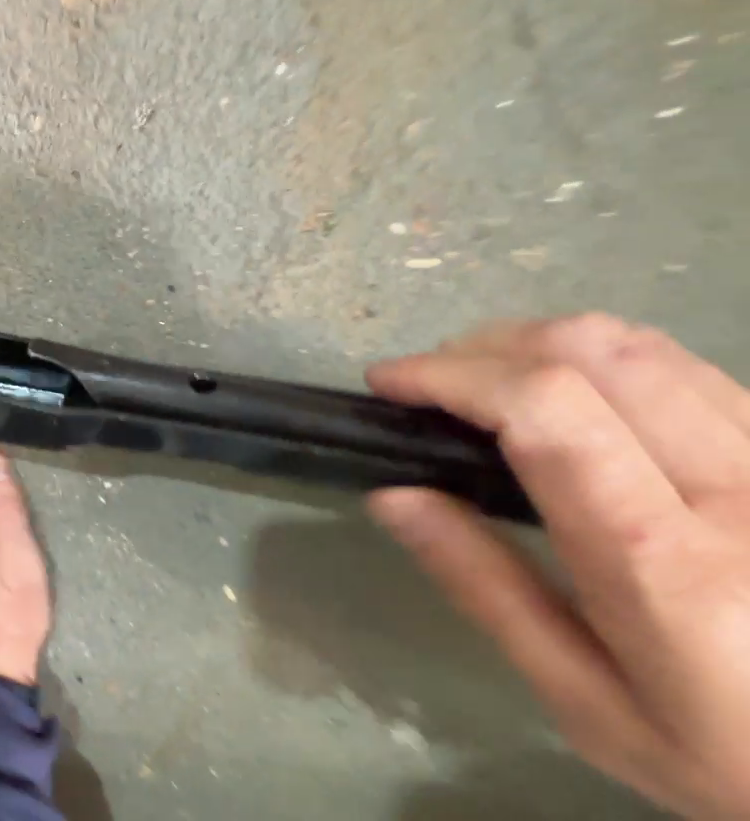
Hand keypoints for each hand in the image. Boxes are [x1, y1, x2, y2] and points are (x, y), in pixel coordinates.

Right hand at [366, 314, 749, 817]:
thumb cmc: (737, 758)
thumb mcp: (590, 704)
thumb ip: (487, 590)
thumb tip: (392, 495)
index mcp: (667, 564)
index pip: (547, 409)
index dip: (450, 375)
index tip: (388, 385)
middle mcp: (744, 492)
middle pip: (592, 350)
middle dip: (482, 348)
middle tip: (428, 385)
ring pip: (643, 346)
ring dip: (539, 345)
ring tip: (486, 384)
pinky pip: (687, 369)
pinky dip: (601, 363)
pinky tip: (569, 402)